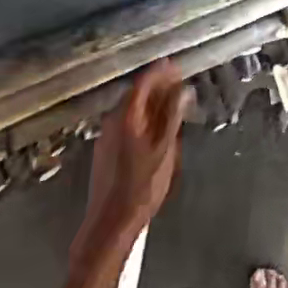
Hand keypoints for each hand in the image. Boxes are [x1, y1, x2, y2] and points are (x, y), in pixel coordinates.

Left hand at [74, 61, 187, 256]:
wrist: (110, 223)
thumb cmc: (141, 186)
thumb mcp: (164, 149)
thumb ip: (172, 116)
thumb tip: (182, 89)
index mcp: (126, 116)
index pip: (143, 83)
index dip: (160, 71)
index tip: (175, 64)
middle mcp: (112, 120)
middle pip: (136, 94)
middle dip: (157, 86)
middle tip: (177, 83)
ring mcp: (107, 135)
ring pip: (131, 110)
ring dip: (151, 104)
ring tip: (171, 105)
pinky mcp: (106, 150)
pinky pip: (127, 124)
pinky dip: (143, 119)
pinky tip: (155, 130)